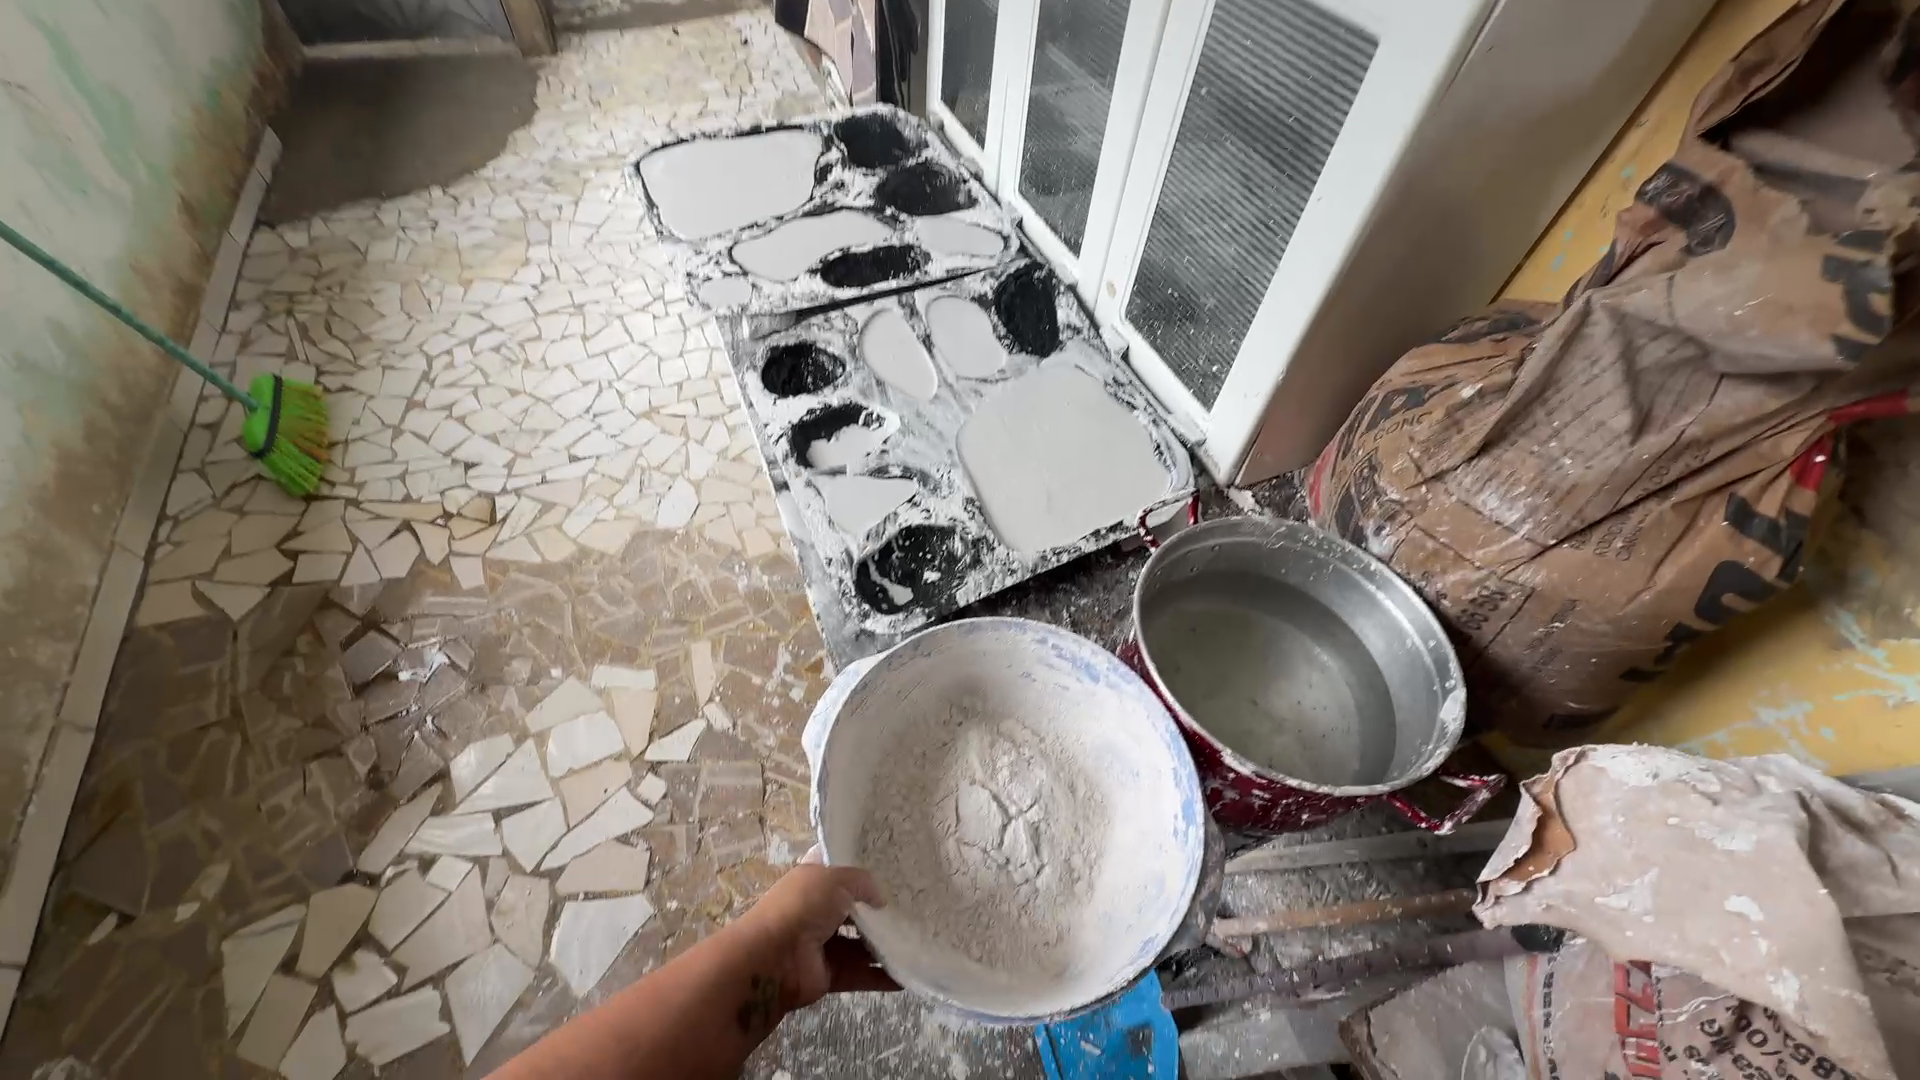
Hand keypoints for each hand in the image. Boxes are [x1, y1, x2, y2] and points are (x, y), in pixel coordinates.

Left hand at [739, 860, 897, 1015]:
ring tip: (915, 942)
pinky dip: (880, 977)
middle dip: (877, 912)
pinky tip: (905, 976)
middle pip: (853, 911)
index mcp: (813, 881)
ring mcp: (822, 944)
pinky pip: (859, 974)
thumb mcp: (836, 878)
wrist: (773, 958)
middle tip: (911, 911)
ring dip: (883, 946)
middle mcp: (817, 911)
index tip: (891, 873)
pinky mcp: (828, 975)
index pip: (840, 873)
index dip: (861, 872)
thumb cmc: (803, 905)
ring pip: (859, 944)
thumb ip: (863, 883)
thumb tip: (881, 899)